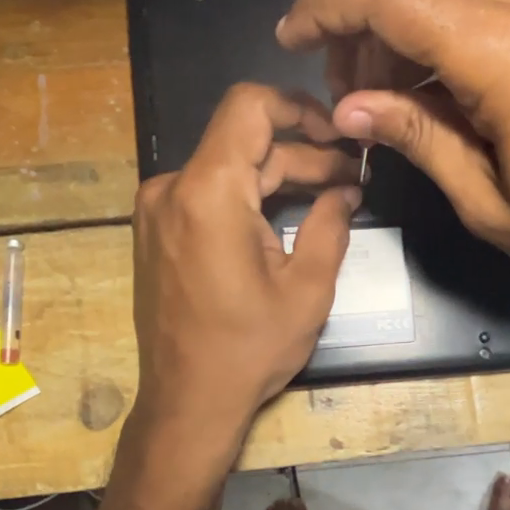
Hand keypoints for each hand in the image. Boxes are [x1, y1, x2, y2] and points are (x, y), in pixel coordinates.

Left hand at [131, 84, 360, 431]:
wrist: (188, 402)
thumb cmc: (250, 349)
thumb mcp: (308, 289)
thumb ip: (331, 225)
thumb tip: (348, 190)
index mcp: (209, 192)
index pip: (249, 106)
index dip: (298, 107)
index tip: (337, 134)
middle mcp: (173, 188)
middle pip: (244, 144)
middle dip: (302, 155)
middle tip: (352, 180)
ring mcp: (158, 211)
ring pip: (228, 170)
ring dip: (278, 179)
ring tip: (330, 199)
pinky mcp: (157, 233)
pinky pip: (208, 196)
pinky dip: (248, 198)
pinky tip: (286, 219)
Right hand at [276, 0, 509, 314]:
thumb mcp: (488, 202)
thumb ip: (416, 138)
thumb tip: (347, 108)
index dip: (327, 6)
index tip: (292, 40)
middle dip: (359, 19)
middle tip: (344, 91)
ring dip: (399, 24)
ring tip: (382, 96)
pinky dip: (441, 29)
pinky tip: (432, 85)